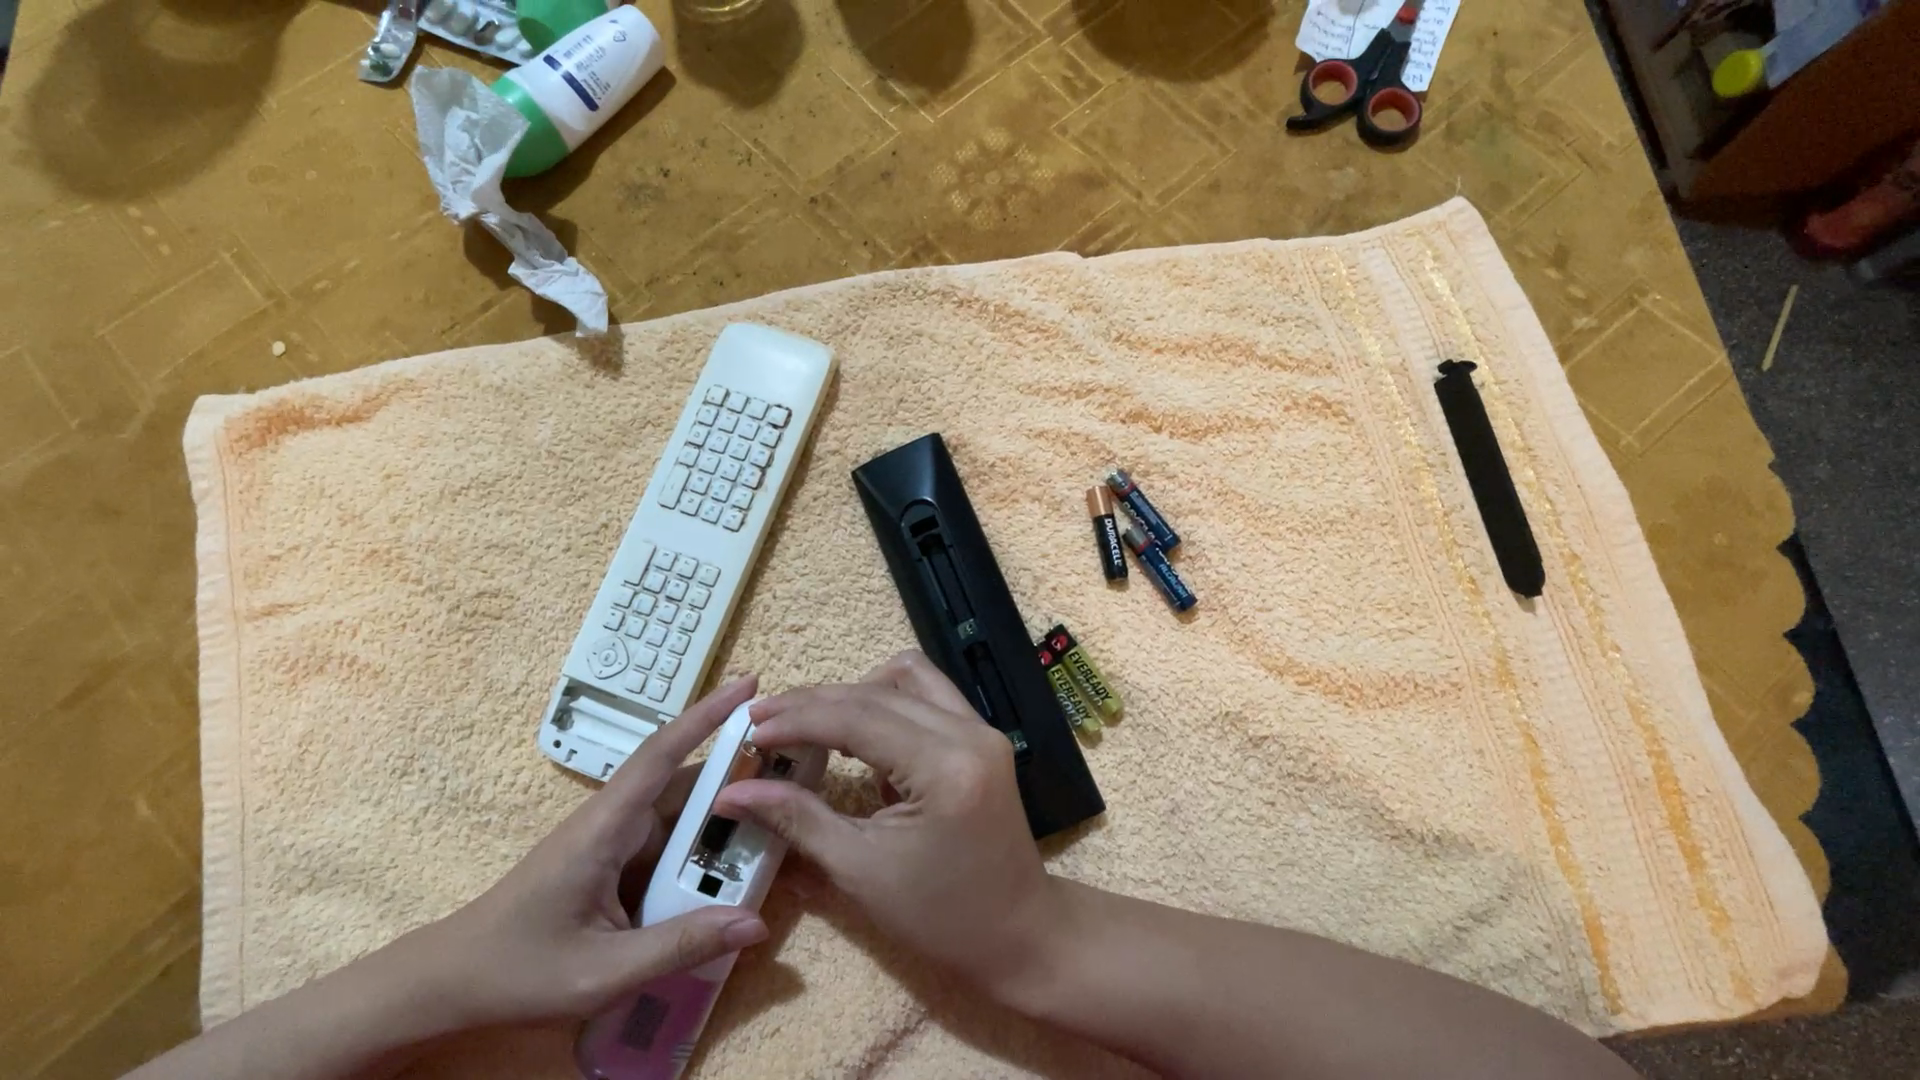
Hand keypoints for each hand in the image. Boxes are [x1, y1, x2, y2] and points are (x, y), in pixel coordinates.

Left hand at [406, 676, 771, 1029]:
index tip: (749, 683)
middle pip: (685, 783)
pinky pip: (672, 843)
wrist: (450, 981)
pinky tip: (735, 864)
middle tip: (794, 764)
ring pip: (682, 814)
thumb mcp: (601, 972)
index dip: (706, 716)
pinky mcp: (616, 861)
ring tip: (778, 813)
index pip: (661, 755)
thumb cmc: (518, 970)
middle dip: (737, 767)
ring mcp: (615, 840)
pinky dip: (706, 845)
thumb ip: (679, 947)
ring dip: (725, 810)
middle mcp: (614, 821)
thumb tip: (755, 923)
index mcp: (604, 829)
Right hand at [712, 651, 1065, 999]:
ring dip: (853, 694)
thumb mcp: (859, 870)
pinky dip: (886, 704)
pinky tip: (856, 736)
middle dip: (816, 702)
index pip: (858, 717)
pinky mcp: (982, 736)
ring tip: (808, 724)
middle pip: (878, 691)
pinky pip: (927, 696)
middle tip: (764, 723)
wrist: (1017, 932)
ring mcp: (982, 729)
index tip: (750, 730)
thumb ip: (797, 818)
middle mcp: (970, 732)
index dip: (798, 719)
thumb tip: (731, 792)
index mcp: (945, 767)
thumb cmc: (939, 916)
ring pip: (906, 679)